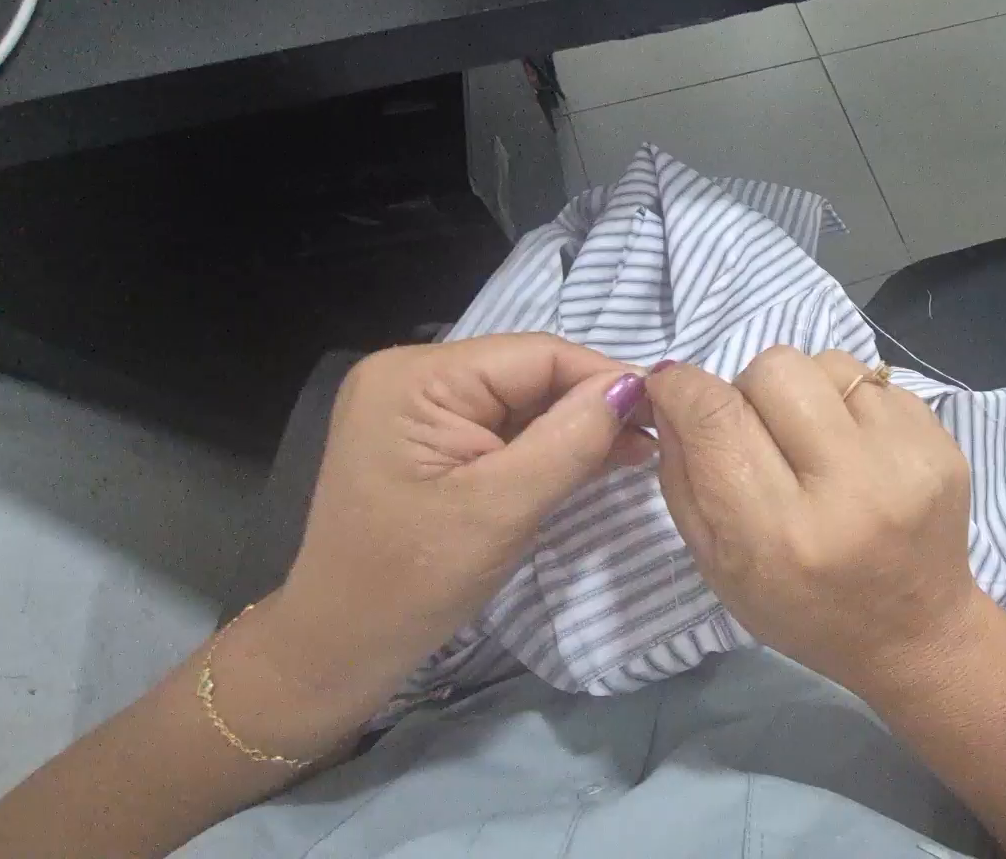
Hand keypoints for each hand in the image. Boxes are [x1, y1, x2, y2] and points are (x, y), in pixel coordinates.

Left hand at [235, 334, 652, 743]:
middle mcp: (415, 376)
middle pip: (532, 373)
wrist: (340, 650)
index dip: (605, 377)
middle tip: (656, 437)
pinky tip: (601, 457)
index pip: (537, 355)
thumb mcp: (502, 508)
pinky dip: (554, 443)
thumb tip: (635, 386)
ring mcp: (422, 407)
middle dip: (595, 404)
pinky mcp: (436, 438)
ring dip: (581, 425)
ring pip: (527, 399)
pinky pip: (510, 426)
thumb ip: (571, 439)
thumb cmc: (413, 582)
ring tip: (639, 449)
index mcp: (416, 378)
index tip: (664, 410)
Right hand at [645, 348, 994, 696]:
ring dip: (803, 391)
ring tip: (814, 440)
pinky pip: (873, 378)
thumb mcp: (718, 565)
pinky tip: (857, 447)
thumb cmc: (803, 609)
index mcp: (781, 534)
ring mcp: (906, 459)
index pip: (717, 418)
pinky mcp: (943, 441)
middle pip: (773, 370)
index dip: (682, 387)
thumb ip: (683, 475)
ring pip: (824, 363)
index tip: (672, 385)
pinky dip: (849, 401)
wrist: (915, 631)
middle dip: (748, 390)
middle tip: (760, 431)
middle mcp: (850, 488)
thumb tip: (671, 389)